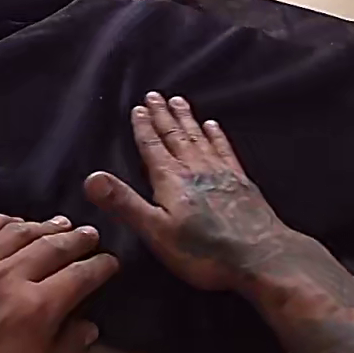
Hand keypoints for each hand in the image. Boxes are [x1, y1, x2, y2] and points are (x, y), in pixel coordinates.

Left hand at [0, 214, 117, 352]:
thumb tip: (88, 326)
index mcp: (34, 311)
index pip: (78, 276)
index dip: (99, 267)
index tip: (110, 262)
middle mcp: (5, 281)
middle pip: (50, 247)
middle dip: (76, 239)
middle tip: (91, 235)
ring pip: (14, 234)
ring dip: (41, 225)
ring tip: (59, 223)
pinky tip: (10, 220)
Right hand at [85, 93, 304, 293]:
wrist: (262, 257)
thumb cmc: (204, 250)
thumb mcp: (155, 231)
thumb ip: (124, 203)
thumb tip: (91, 179)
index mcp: (171, 180)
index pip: (152, 147)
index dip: (143, 128)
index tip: (137, 108)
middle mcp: (195, 169)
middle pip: (175, 135)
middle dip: (163, 115)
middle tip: (155, 95)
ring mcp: (220, 173)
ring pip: (198, 137)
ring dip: (186, 119)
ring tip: (179, 101)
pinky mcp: (241, 182)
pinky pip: (224, 150)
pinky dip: (216, 135)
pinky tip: (213, 126)